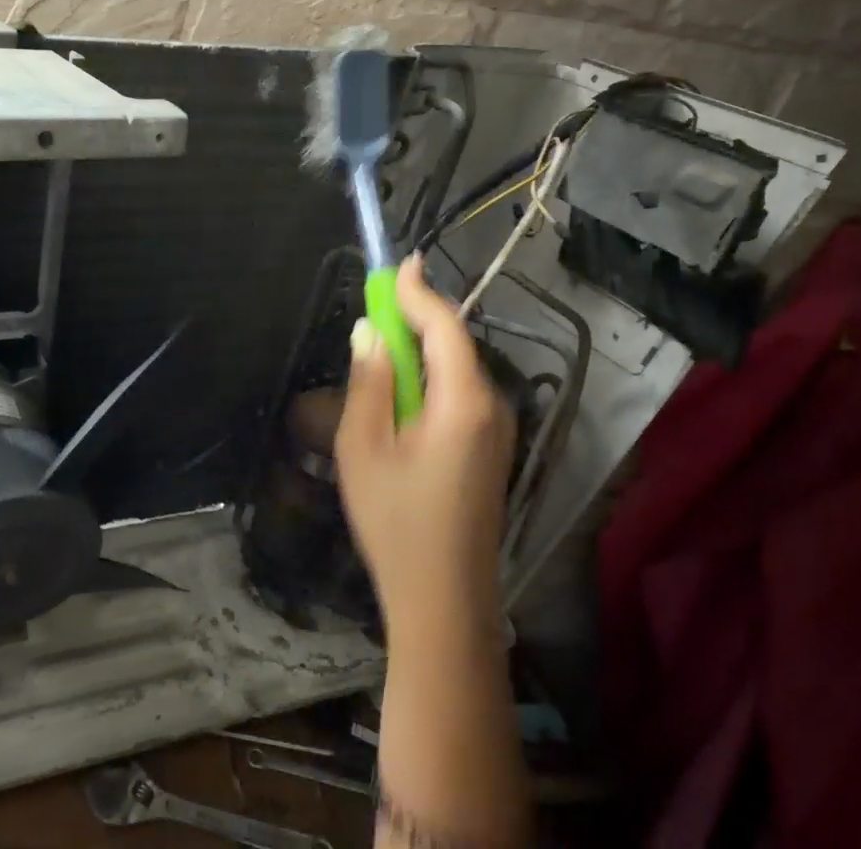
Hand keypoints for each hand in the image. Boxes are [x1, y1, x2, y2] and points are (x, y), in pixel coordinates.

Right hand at [334, 256, 514, 639]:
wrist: (443, 597)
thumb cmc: (395, 520)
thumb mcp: (363, 447)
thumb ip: (368, 383)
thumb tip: (369, 334)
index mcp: (464, 402)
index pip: (445, 327)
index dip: (419, 292)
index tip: (399, 262)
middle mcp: (493, 409)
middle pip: (454, 347)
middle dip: (417, 321)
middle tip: (377, 307)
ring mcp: (498, 434)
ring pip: (456, 375)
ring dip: (420, 355)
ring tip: (380, 356)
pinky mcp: (490, 454)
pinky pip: (459, 400)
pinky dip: (429, 384)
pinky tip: (399, 403)